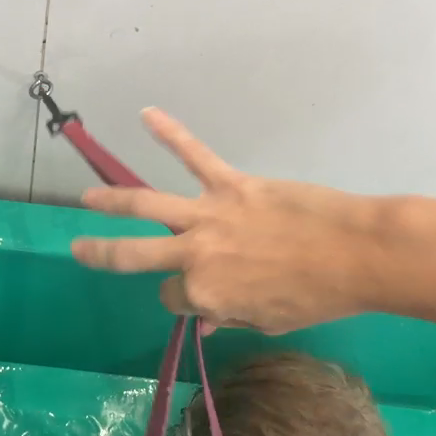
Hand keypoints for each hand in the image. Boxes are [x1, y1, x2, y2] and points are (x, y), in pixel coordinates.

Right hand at [68, 108, 387, 333]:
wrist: (356, 253)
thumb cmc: (317, 296)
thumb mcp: (268, 320)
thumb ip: (231, 315)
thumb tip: (208, 320)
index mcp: (204, 293)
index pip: (174, 299)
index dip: (185, 301)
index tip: (203, 300)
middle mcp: (194, 253)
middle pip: (134, 256)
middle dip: (101, 255)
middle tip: (78, 250)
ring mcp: (208, 215)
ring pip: (146, 205)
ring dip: (111, 201)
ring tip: (87, 199)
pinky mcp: (230, 184)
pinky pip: (194, 155)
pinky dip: (170, 134)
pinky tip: (147, 114)